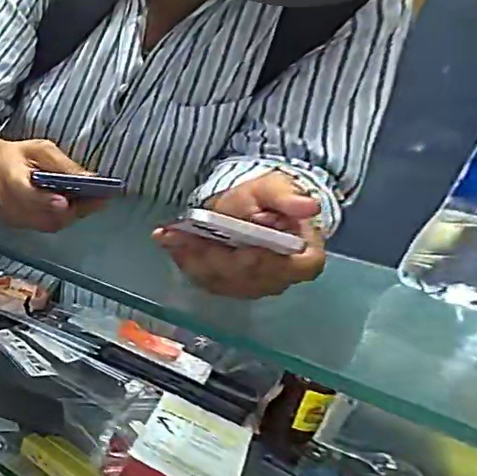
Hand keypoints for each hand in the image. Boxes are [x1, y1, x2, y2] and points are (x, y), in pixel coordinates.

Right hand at [0, 138, 95, 232]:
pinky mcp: (14, 225)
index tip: (65, 201)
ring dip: (70, 214)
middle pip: (41, 216)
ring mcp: (9, 217)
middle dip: (71, 209)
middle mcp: (5, 202)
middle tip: (97, 199)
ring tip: (88, 201)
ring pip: (46, 224)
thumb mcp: (41, 149)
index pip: (25, 194)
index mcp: (8, 177)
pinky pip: (43, 226)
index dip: (45, 201)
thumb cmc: (17, 156)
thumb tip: (90, 180)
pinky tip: (70, 206)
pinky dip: (60, 217)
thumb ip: (63, 165)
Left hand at [155, 171, 325, 297]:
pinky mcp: (225, 285)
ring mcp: (250, 286)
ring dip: (191, 257)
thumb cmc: (266, 199)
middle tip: (181, 235)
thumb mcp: (275, 189)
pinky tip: (168, 241)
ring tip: (169, 235)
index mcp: (303, 259)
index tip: (232, 244)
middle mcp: (277, 279)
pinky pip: (201, 278)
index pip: (282, 267)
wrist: (247, 206)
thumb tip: (308, 206)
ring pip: (218, 279)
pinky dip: (183, 259)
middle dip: (212, 255)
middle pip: (243, 276)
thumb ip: (287, 198)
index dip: (256, 258)